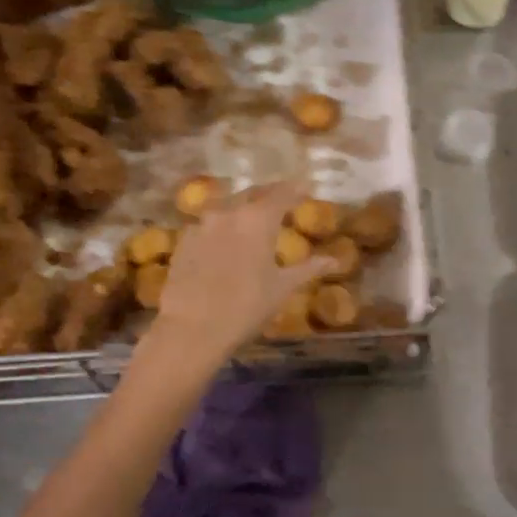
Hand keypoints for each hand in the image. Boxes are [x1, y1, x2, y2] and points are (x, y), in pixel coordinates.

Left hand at [154, 181, 330, 359]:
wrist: (191, 328)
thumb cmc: (246, 307)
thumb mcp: (282, 288)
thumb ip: (308, 269)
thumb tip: (334, 260)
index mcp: (258, 219)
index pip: (282, 193)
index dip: (296, 189)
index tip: (306, 188)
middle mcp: (228, 211)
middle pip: (252, 193)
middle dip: (268, 195)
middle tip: (281, 202)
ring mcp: (201, 224)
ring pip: (226, 207)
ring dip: (242, 209)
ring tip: (251, 221)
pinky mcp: (182, 241)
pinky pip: (207, 225)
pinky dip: (220, 228)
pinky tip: (224, 243)